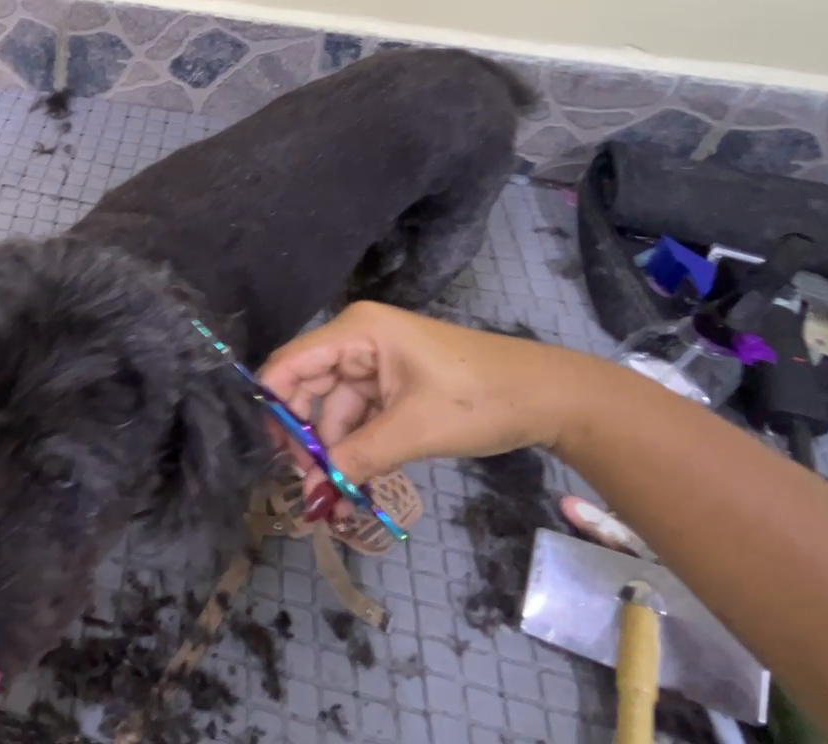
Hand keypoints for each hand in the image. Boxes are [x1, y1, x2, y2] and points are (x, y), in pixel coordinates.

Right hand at [257, 302, 584, 517]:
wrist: (555, 399)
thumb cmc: (483, 399)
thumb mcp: (415, 429)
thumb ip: (358, 457)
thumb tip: (313, 494)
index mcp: (356, 331)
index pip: (290, 363)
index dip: (274, 405)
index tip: (272, 452)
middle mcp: (356, 341)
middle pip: (306, 387)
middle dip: (304, 436)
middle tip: (305, 483)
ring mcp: (373, 363)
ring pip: (331, 409)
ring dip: (332, 451)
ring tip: (332, 496)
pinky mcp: (390, 385)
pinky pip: (357, 417)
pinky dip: (354, 448)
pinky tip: (352, 481)